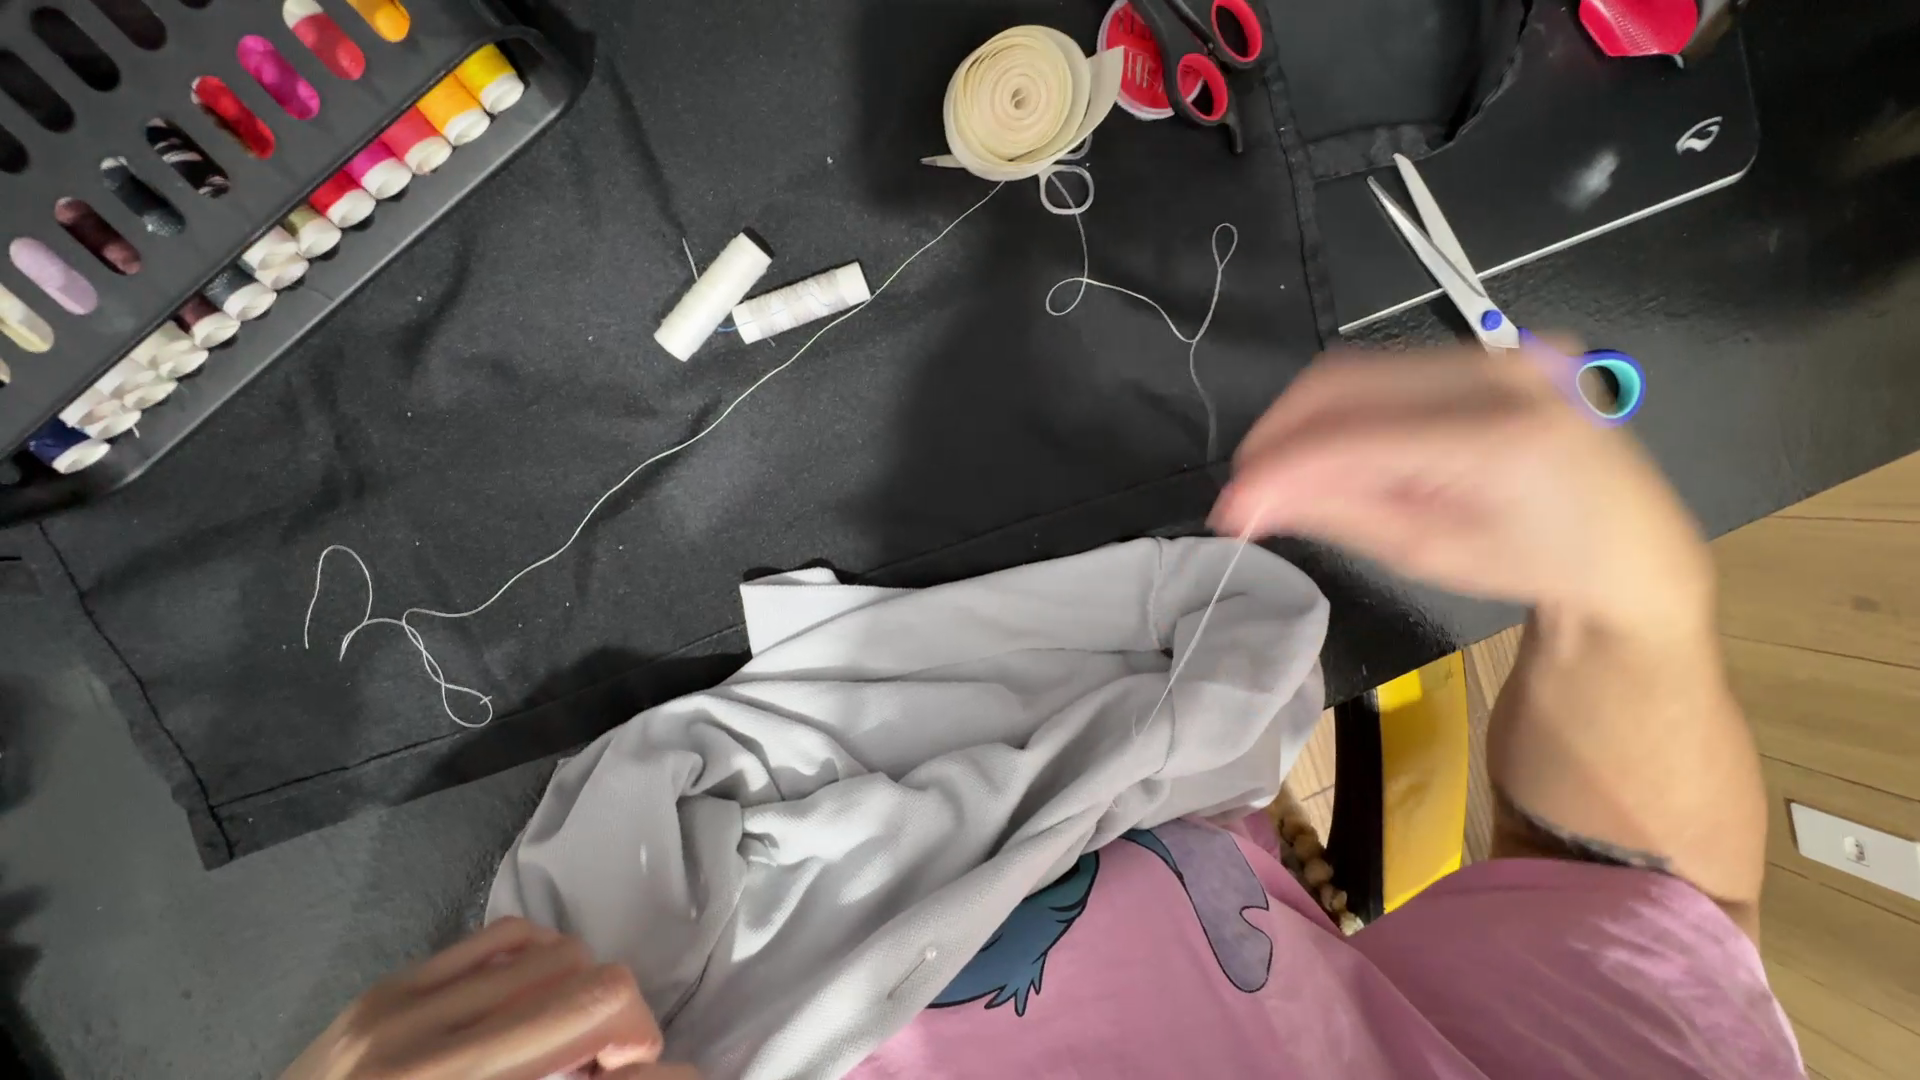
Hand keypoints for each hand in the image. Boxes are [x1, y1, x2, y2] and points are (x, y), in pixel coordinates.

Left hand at [283, 917, 696, 1079]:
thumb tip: (621, 1067)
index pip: (585, 1018)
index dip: (637, 1033)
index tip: (630, 1063)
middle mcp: (427, 1060)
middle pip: (584, 984)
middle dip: (620, 1011)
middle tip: (604, 1052)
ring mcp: (400, 1013)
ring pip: (553, 952)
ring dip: (581, 984)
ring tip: (564, 1025)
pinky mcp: (386, 988)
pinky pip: (503, 935)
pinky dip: (539, 953)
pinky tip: (533, 989)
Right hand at [1210, 343, 1711, 634]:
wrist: (1625, 545)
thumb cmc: (1528, 564)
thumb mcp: (1423, 551)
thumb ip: (1333, 513)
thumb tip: (1246, 504)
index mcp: (1500, 441)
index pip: (1355, 440)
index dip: (1278, 468)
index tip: (1228, 505)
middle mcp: (1502, 375)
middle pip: (1345, 383)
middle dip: (1278, 435)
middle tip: (1246, 484)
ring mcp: (1501, 352)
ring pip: (1357, 370)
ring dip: (1302, 420)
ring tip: (1283, 469)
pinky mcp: (1492, 350)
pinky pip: (1386, 370)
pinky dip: (1339, 408)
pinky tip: (1329, 445)